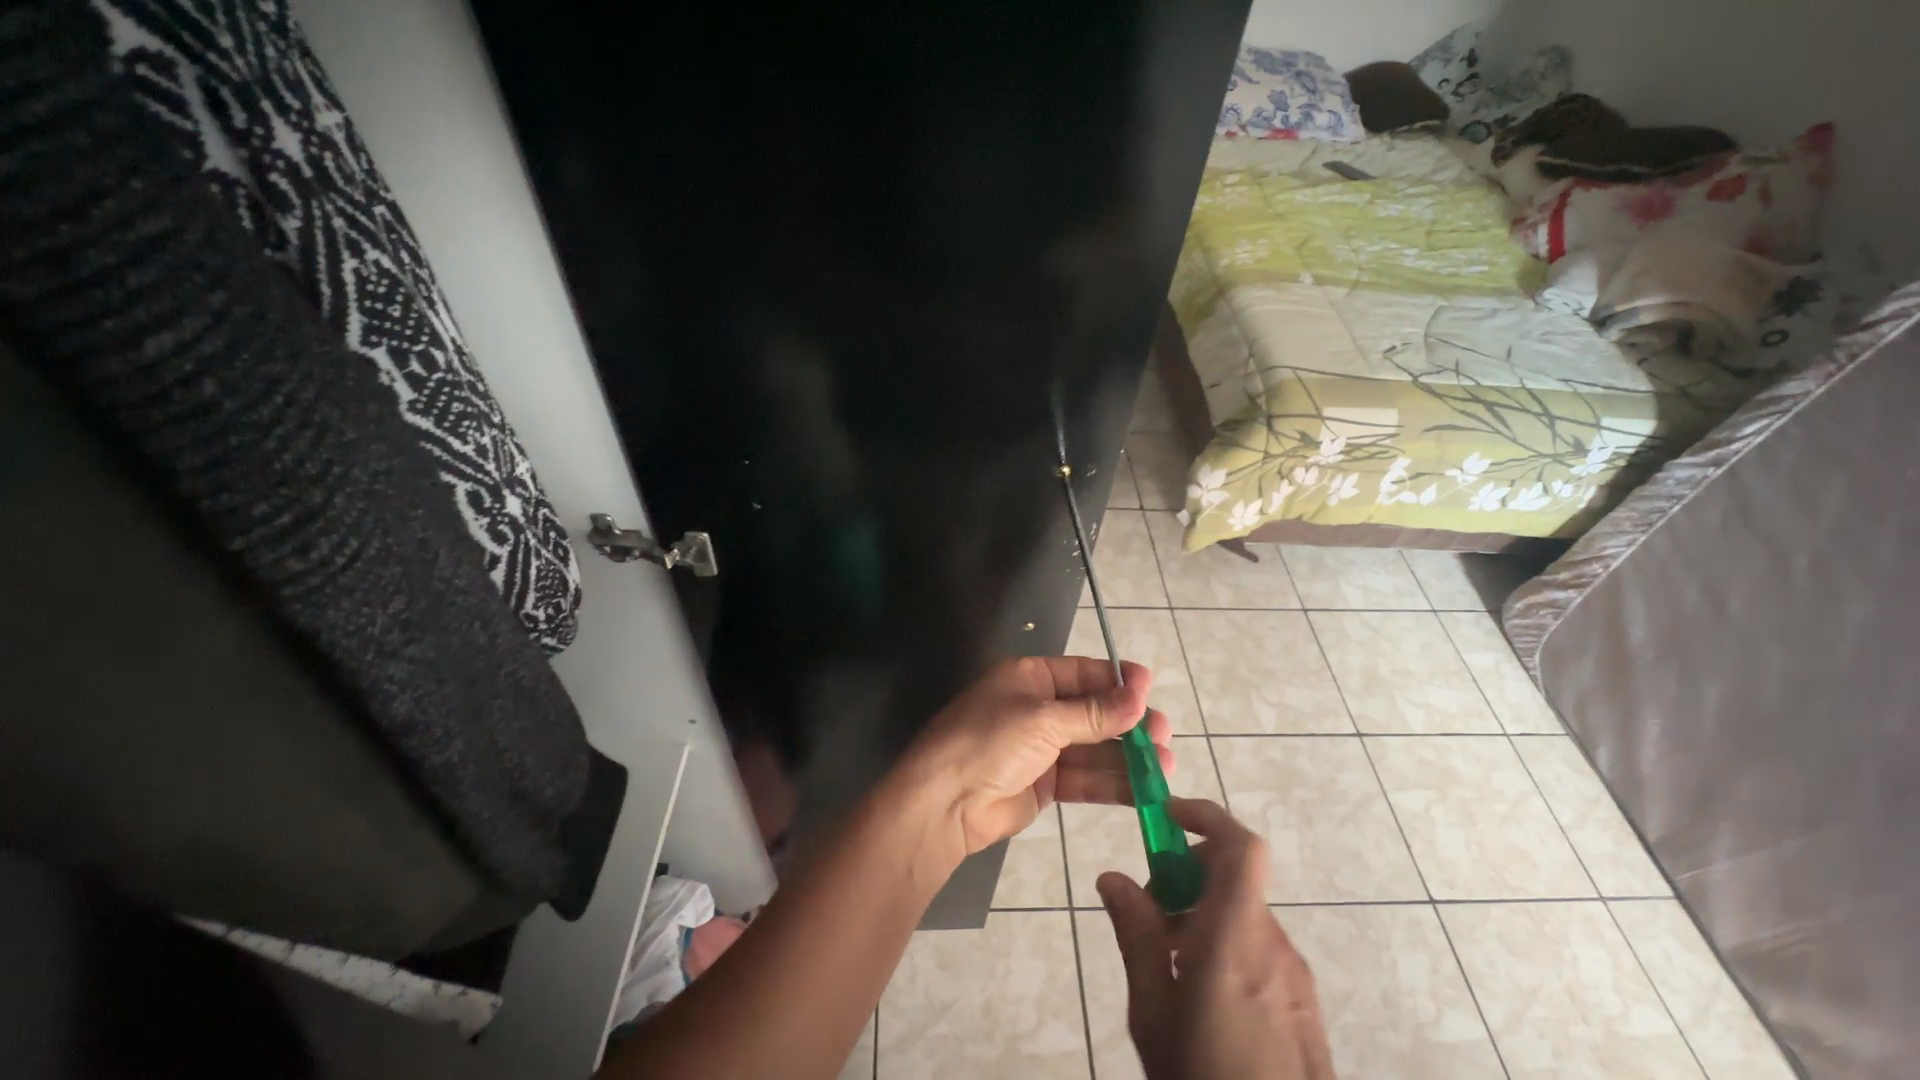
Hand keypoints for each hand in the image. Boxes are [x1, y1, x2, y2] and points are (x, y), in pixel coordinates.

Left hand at [895, 655, 1174, 856]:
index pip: (1083, 673)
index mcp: (1029, 678)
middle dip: (1129, 724)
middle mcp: (1037, 709)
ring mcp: (1040, 748)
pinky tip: (1144, 788)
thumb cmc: (989, 743)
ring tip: (1166, 766)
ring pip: (1093, 749)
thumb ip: (1093, 713)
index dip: (1118, 681)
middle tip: (1164, 734)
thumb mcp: (1042, 720)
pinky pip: (1085, 778)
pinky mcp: (1044, 784)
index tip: (1151, 690)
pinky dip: (1112, 783)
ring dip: (1128, 757)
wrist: (944, 803)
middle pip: (1093, 712)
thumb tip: (1138, 699)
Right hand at [1097, 799, 1334, 1079]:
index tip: (1166, 816)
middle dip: (1188, 874)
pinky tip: (1201, 994)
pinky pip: (1260, 948)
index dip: (1208, 817)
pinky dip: (1226, 944)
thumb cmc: (1203, 1073)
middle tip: (1149, 911)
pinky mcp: (1303, 1001)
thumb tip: (1113, 877)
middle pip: (1235, 877)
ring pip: (1244, 915)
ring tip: (1167, 963)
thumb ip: (1138, 937)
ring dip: (1204, 914)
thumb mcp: (1153, 1013)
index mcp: (1234, 940)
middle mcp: (1272, 945)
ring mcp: (1294, 974)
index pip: (1241, 848)